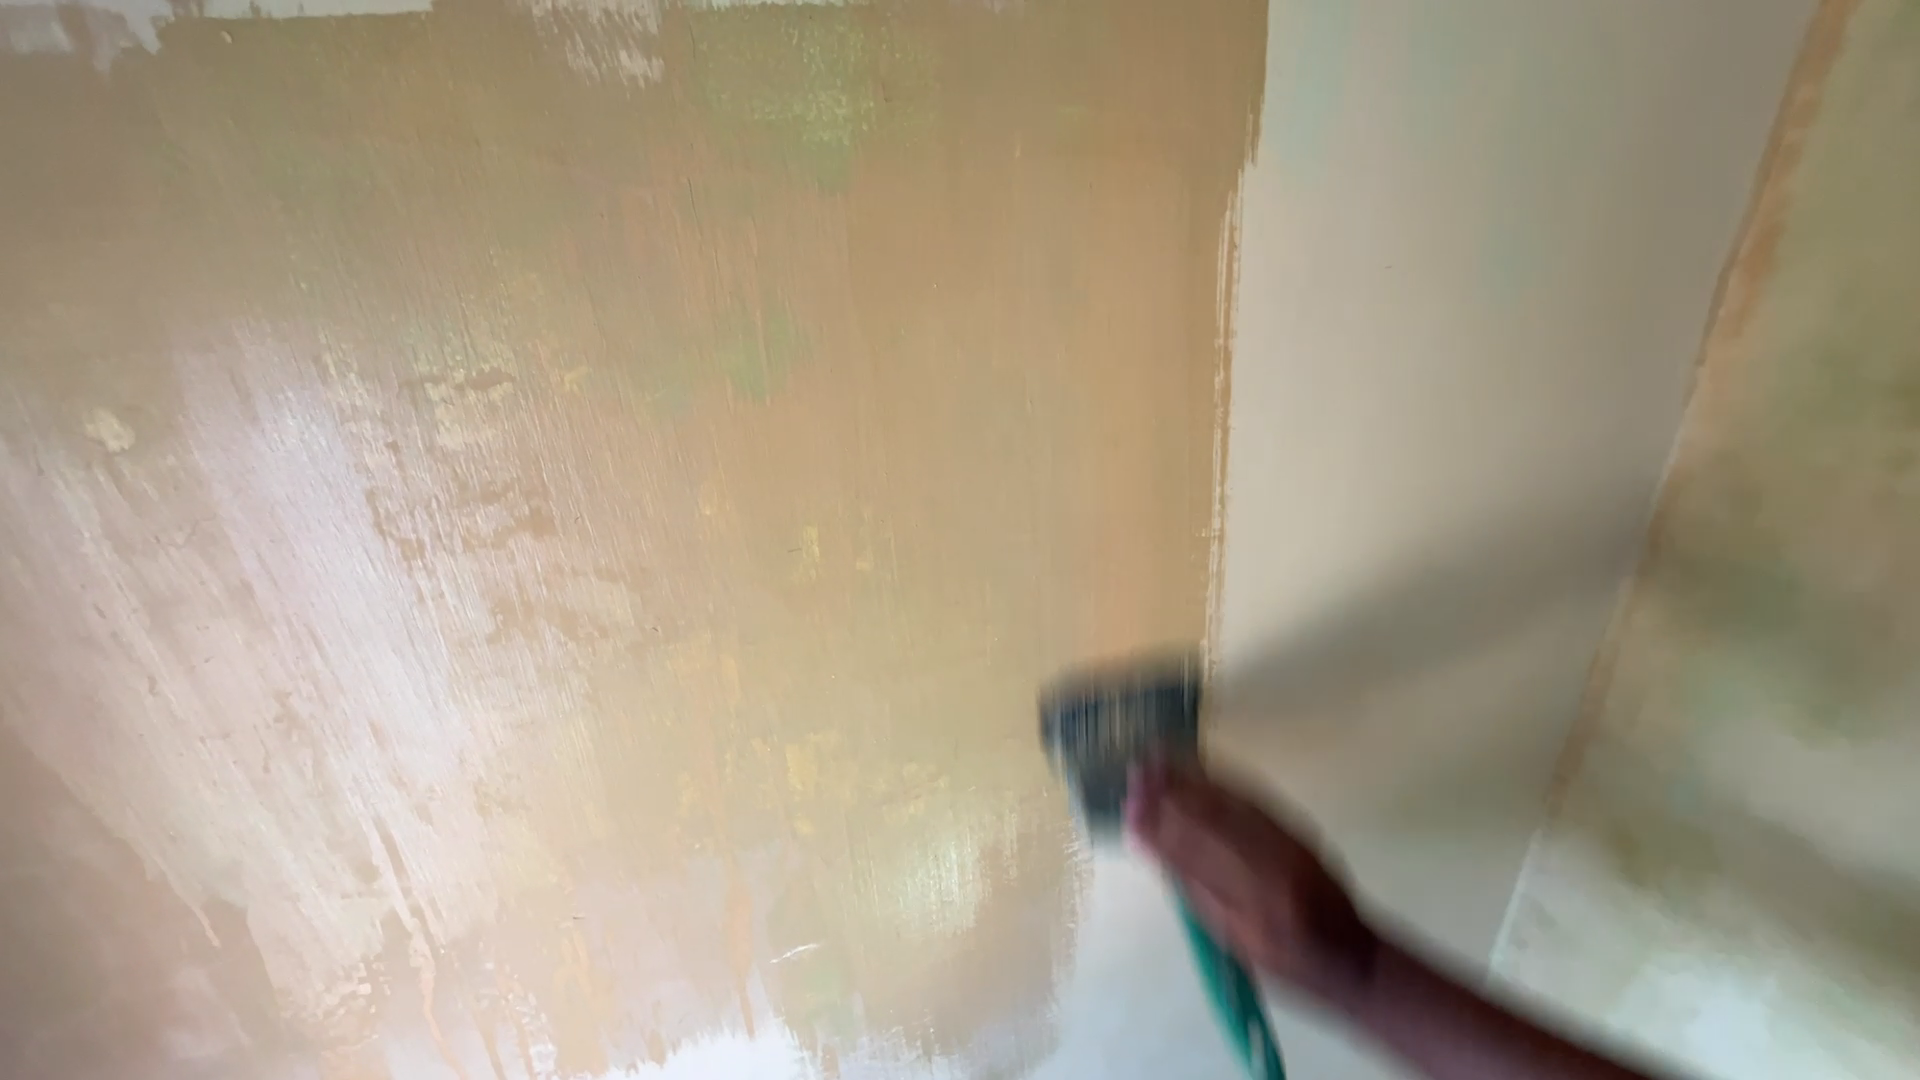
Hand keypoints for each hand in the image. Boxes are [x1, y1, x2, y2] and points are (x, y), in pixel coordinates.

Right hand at [1125, 760, 1378, 1005]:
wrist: (1354, 956)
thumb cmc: (1286, 962)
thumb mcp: (1232, 941)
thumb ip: (1192, 890)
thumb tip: (1149, 846)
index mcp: (1253, 905)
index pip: (1193, 856)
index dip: (1159, 829)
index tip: (1129, 809)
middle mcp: (1273, 867)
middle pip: (1210, 821)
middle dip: (1169, 795)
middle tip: (1136, 774)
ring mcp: (1288, 842)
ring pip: (1231, 803)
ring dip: (1190, 780)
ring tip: (1157, 759)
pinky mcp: (1296, 827)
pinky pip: (1252, 796)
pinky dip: (1220, 779)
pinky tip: (1198, 765)